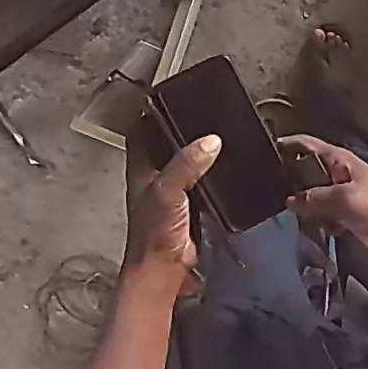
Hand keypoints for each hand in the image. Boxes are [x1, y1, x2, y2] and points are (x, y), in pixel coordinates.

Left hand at [124, 125, 221, 293]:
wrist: (164, 270)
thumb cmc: (155, 231)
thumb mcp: (168, 191)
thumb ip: (187, 164)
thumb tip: (211, 141)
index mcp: (140, 167)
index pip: (143, 131)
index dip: (153, 113)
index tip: (173, 98)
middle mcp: (153, 175)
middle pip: (166, 144)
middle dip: (182, 130)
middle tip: (205, 112)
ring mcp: (171, 191)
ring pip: (185, 162)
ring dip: (199, 151)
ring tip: (220, 133)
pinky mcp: (189, 206)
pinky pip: (201, 181)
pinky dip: (211, 173)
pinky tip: (226, 165)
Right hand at [278, 135, 367, 254]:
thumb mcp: (344, 198)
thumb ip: (314, 198)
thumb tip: (290, 201)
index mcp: (341, 161)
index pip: (308, 145)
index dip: (288, 144)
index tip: (266, 149)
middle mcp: (339, 174)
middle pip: (307, 169)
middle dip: (290, 176)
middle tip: (268, 184)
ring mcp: (342, 195)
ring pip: (312, 194)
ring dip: (302, 201)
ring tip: (284, 208)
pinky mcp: (346, 215)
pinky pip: (321, 213)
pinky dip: (315, 218)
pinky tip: (309, 224)